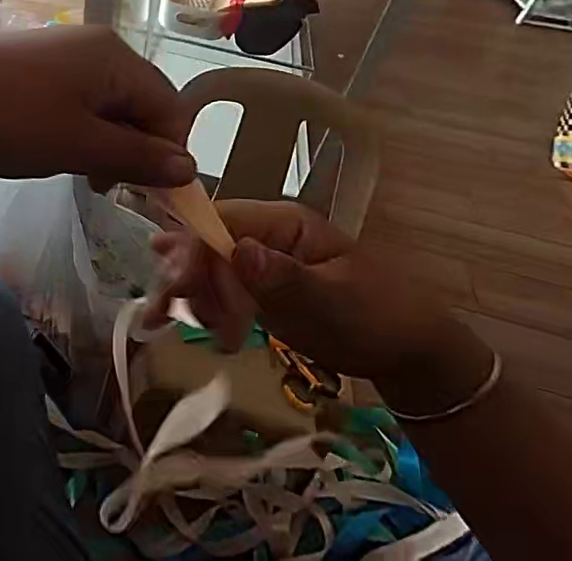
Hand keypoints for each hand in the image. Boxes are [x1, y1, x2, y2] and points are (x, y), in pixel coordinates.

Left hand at [0, 26, 196, 190]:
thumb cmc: (5, 119)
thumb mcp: (77, 145)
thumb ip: (136, 158)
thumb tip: (189, 168)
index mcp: (115, 57)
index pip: (170, 107)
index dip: (168, 155)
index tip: (148, 198)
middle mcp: (96, 45)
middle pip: (140, 102)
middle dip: (135, 149)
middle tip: (105, 187)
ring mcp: (63, 51)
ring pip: (107, 104)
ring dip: (106, 142)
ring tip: (79, 172)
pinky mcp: (35, 63)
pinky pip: (77, 98)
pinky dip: (77, 128)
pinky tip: (52, 147)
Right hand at [151, 200, 482, 395]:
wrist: (409, 352)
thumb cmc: (379, 319)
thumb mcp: (337, 302)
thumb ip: (286, 278)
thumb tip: (238, 251)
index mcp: (285, 221)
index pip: (225, 220)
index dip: (194, 248)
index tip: (176, 285)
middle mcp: (264, 231)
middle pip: (207, 240)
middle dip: (183, 272)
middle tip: (164, 312)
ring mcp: (258, 259)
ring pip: (204, 263)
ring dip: (183, 289)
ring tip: (163, 320)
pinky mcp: (255, 286)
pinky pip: (216, 286)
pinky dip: (194, 301)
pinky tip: (170, 313)